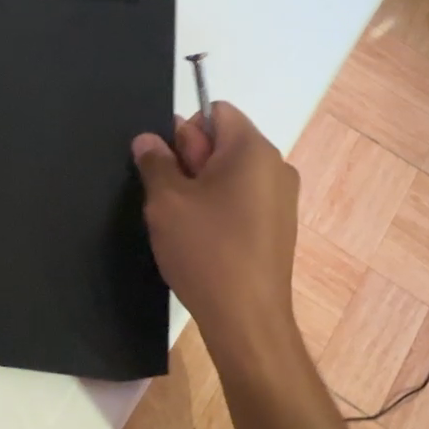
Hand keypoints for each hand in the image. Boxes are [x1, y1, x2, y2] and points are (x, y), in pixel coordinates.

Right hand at [132, 102, 300, 361]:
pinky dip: (217, 209)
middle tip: (167, 198)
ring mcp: (280, 198)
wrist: (246, 317)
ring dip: (199, 188)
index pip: (215, 112)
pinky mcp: (277, 226)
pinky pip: (241, 200)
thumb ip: (155, 162)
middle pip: (222, 142)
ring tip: (180, 223)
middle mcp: (274, 166)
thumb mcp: (166, 202)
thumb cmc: (205, 250)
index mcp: (251, 150)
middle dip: (188, 161)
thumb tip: (147, 140)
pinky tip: (200, 240)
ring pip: (229, 174)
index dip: (183, 132)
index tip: (165, 166)